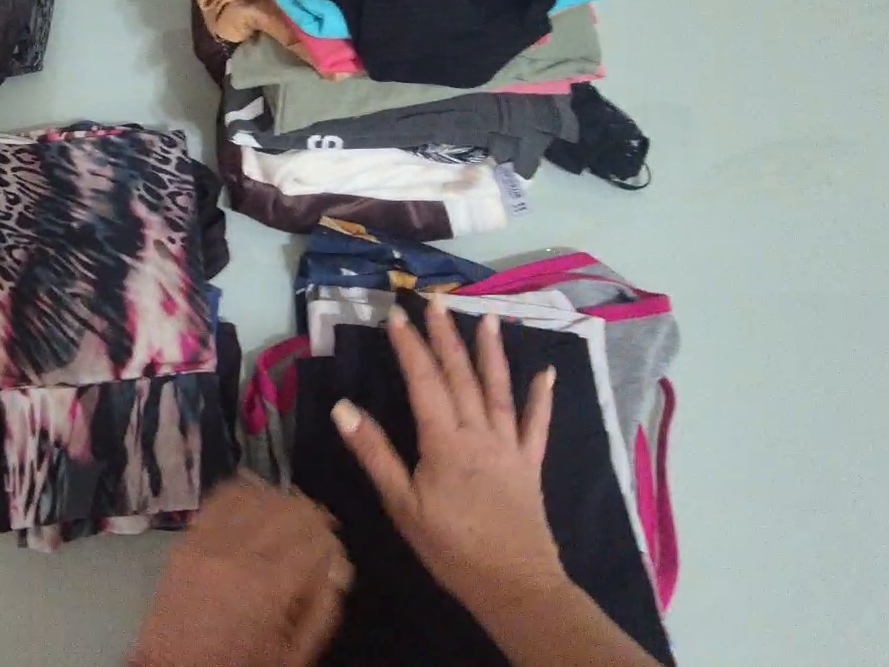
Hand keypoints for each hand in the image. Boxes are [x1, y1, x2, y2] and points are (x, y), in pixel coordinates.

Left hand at [129, 473, 352, 666]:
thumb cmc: (241, 666)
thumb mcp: (292, 655)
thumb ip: (321, 610)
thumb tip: (338, 565)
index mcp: (269, 589)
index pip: (312, 542)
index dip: (330, 540)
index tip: (335, 544)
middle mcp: (238, 554)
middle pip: (285, 512)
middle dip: (310, 514)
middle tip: (320, 523)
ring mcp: (208, 541)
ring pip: (253, 498)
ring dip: (279, 499)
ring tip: (291, 508)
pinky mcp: (187, 537)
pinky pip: (219, 499)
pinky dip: (243, 492)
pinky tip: (257, 495)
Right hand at [329, 297, 565, 616]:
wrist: (517, 588)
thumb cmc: (452, 548)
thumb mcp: (402, 504)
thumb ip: (374, 453)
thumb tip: (342, 407)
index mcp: (445, 440)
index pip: (423, 381)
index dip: (409, 345)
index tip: (395, 314)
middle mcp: (479, 433)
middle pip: (460, 376)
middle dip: (445, 335)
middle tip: (434, 300)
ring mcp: (509, 447)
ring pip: (499, 390)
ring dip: (492, 352)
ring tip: (487, 318)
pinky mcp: (530, 465)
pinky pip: (537, 425)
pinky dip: (541, 398)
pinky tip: (546, 373)